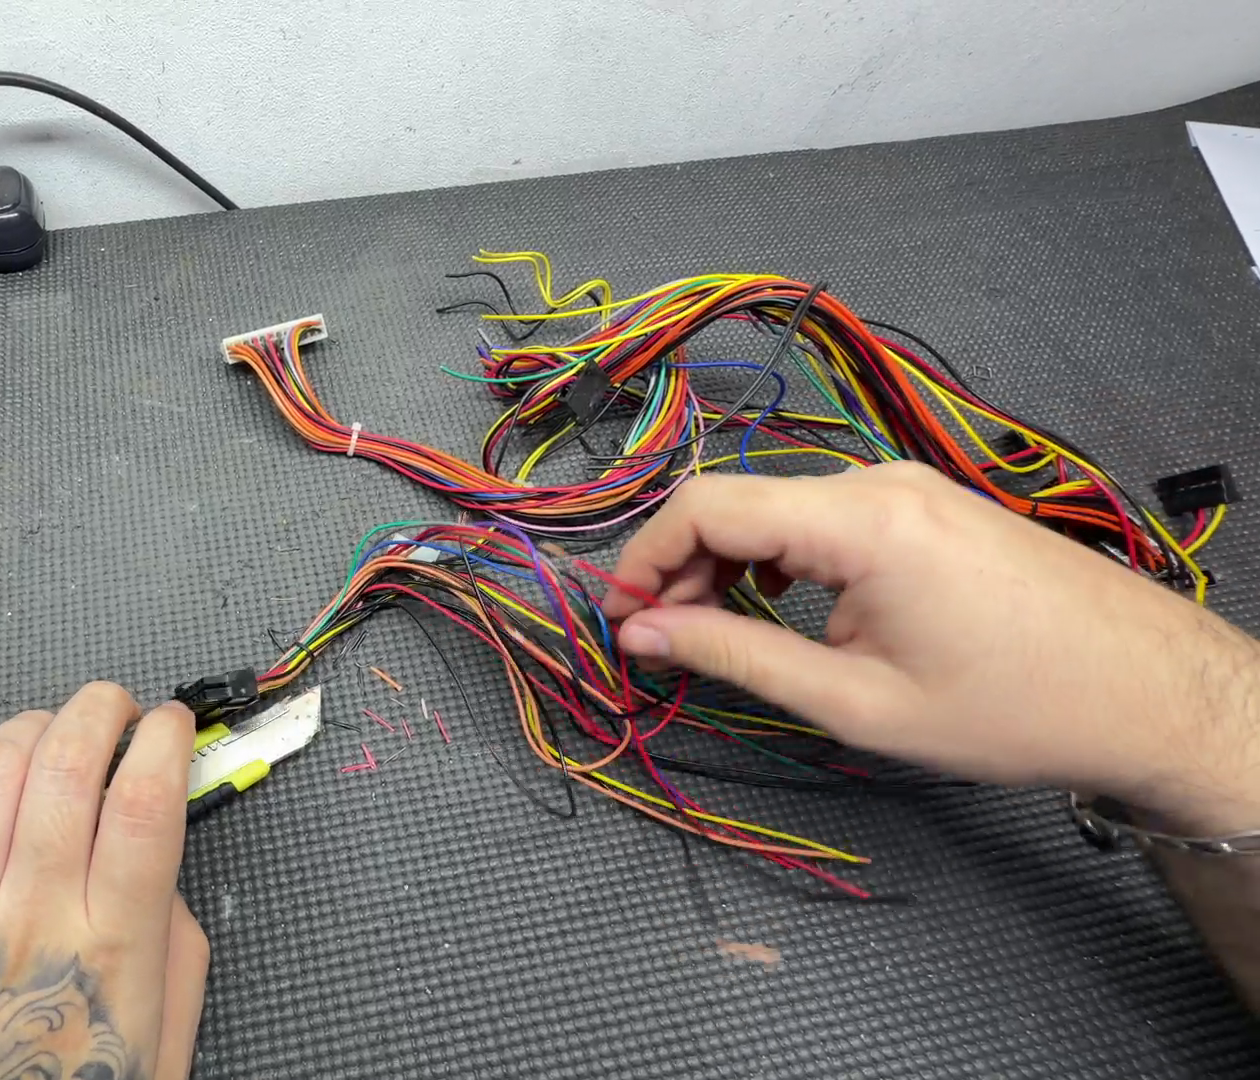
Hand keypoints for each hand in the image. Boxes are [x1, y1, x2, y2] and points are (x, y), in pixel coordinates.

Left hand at [0, 682, 208, 1079]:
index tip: (168, 724)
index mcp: (107, 950)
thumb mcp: (158, 1049)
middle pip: (68, 764)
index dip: (165, 738)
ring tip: (52, 727)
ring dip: (31, 723)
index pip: (147, 800)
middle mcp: (24, 919)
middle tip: (115, 708)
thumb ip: (176, 947)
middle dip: (102, 707)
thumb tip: (158, 863)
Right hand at [601, 462, 1259, 831]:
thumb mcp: (850, 700)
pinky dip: (765, 552)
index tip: (620, 616)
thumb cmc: (1012, 712)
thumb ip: (728, 655)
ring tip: (711, 623)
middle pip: (728, 501)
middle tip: (661, 634)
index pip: (703, 507)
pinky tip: (772, 596)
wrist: (1173, 701)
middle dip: (676, 565)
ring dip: (719, 561)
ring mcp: (898, 485)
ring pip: (764, 505)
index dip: (642, 559)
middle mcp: (872, 481)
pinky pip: (806, 512)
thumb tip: (636, 634)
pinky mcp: (914, 501)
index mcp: (859, 520)